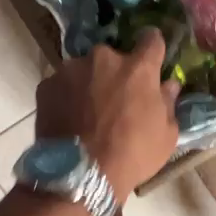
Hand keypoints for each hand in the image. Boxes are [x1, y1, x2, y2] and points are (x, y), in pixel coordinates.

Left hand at [34, 32, 179, 197]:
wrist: (82, 175)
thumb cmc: (132, 156)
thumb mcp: (165, 137)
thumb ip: (168, 104)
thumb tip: (169, 85)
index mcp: (138, 68)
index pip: (151, 40)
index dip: (152, 48)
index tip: (151, 59)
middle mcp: (103, 58)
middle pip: (112, 58)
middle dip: (115, 73)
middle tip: (114, 100)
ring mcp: (71, 69)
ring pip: (84, 71)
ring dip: (88, 85)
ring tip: (87, 115)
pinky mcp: (47, 85)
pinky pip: (61, 86)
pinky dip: (66, 98)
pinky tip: (69, 121)